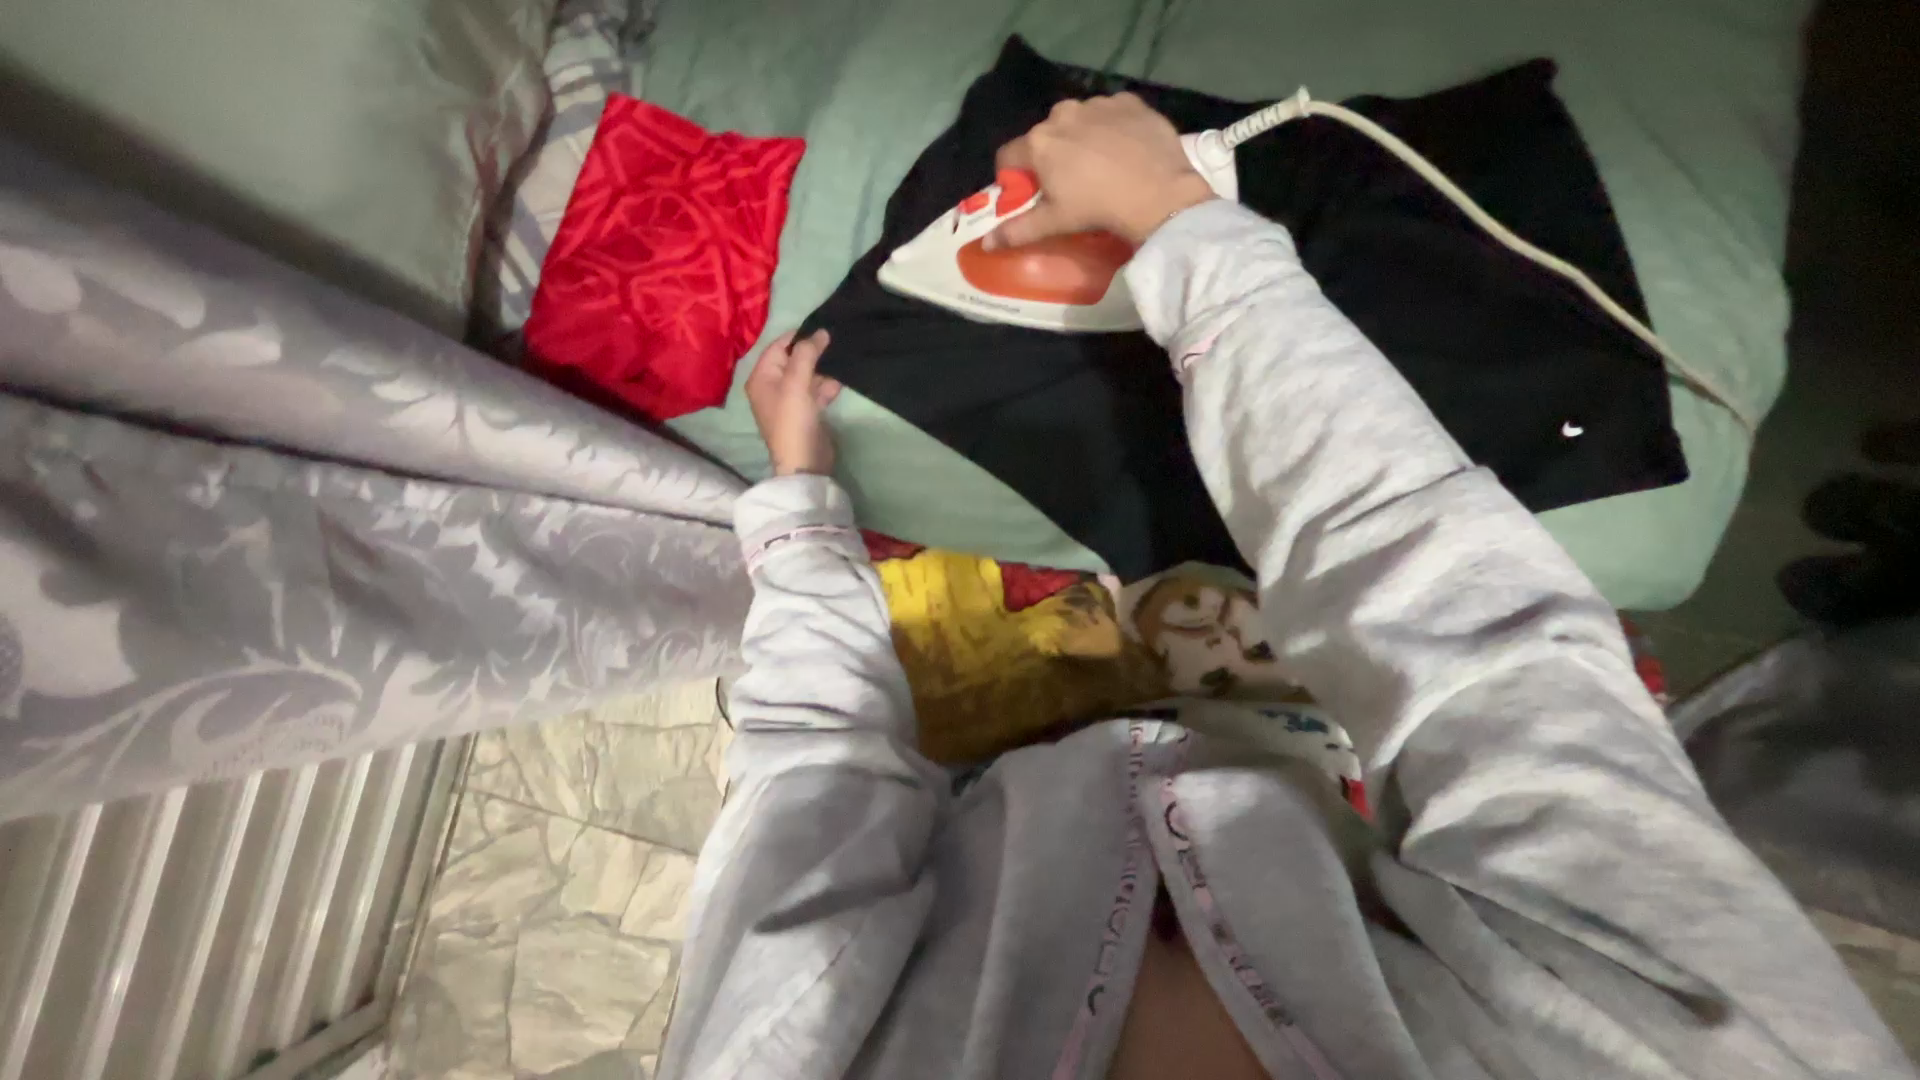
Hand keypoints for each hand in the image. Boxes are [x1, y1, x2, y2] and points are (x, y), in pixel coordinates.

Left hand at [746, 329, 842, 475]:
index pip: (778, 347)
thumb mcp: (797, 382)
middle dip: (813, 353)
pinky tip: (839, 383)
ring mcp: (789, 401)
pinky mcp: (805, 413)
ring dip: (823, 370)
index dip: (798, 337)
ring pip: (807, 376)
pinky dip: (826, 386)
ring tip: (841, 361)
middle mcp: (771, 387)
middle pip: (793, 360)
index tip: (821, 328)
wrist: (804, 462)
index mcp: (761, 378)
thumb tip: (821, 332)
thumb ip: (807, 353)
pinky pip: (815, 392)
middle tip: (835, 343)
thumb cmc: (793, 419)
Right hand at [983, 93, 1215, 250]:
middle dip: (1051, 155)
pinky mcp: (1129, 101)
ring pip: (1079, 121)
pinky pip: (1111, 113)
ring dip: (1081, 139)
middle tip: (1069, 183)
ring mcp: (1097, 103)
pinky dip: (1112, 128)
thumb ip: (1016, 231)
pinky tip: (1124, 151)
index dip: (1013, 175)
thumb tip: (986, 245)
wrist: (1158, 193)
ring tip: (1100, 166)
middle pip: (1046, 135)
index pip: (1008, 155)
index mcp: (1039, 142)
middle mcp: (1063, 113)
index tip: (1028, 191)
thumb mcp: (1054, 223)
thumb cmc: (1097, 208)